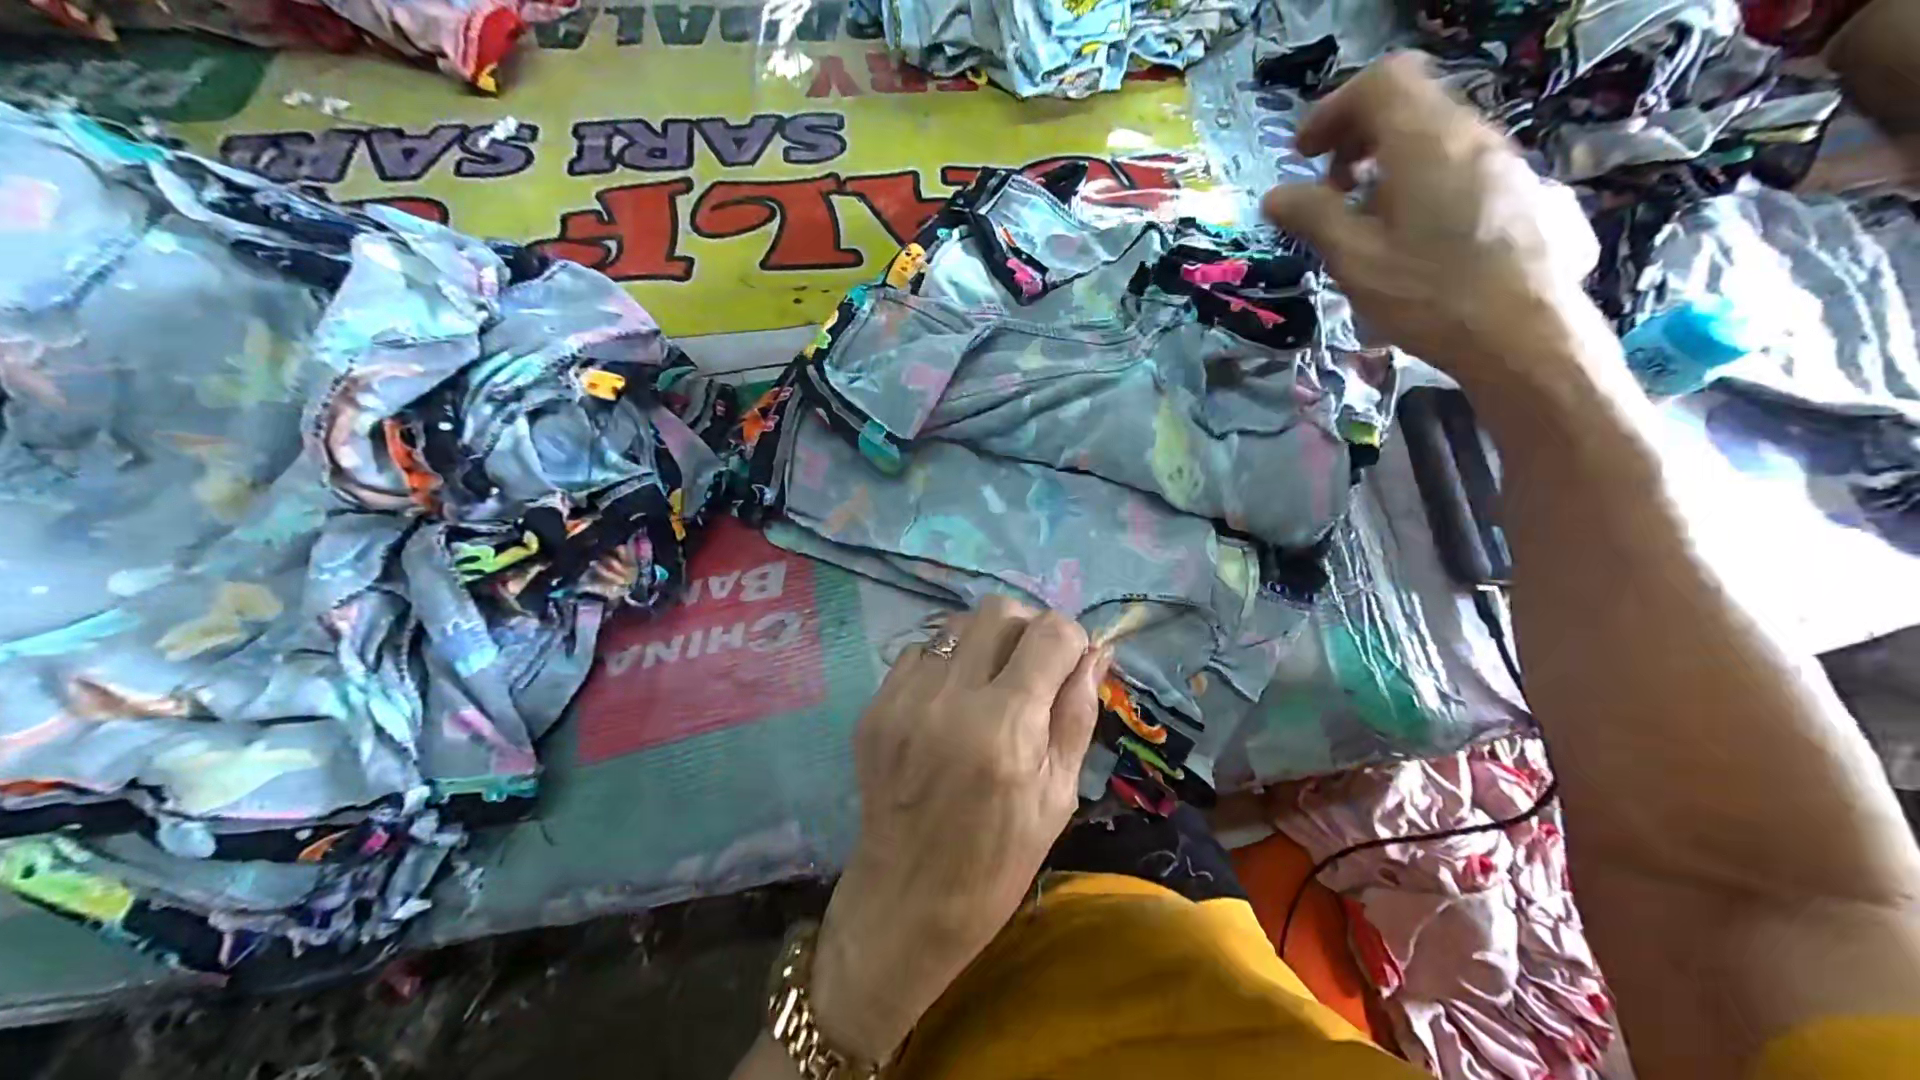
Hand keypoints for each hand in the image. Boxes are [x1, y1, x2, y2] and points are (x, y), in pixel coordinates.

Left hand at [809, 596, 1109, 1062]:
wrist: (909, 899)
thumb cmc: (1000, 858)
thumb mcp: (1059, 793)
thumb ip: (1077, 713)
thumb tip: (1094, 653)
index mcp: (1007, 725)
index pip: (1050, 632)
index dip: (1071, 638)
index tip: (1071, 662)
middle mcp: (951, 699)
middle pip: (998, 610)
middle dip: (1026, 627)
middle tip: (1032, 663)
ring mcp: (904, 700)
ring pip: (955, 627)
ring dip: (983, 644)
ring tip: (987, 685)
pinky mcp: (874, 709)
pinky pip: (917, 655)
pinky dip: (943, 667)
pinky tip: (948, 707)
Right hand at [1262, 53, 1604, 389]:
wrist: (1523, 335)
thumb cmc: (1428, 295)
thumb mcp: (1354, 259)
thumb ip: (1312, 217)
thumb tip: (1275, 196)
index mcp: (1426, 143)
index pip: (1380, 83)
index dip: (1332, 110)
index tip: (1304, 156)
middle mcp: (1473, 137)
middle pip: (1410, 106)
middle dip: (1357, 139)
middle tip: (1329, 190)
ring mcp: (1507, 163)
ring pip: (1438, 139)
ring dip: (1390, 165)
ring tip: (1369, 221)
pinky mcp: (1526, 193)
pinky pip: (1463, 170)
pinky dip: (1425, 185)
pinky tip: (1417, 239)